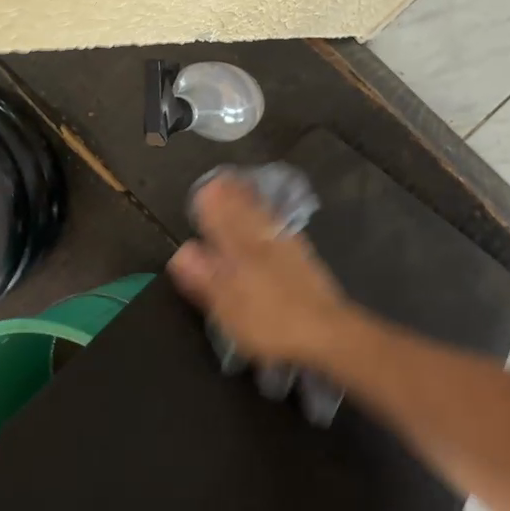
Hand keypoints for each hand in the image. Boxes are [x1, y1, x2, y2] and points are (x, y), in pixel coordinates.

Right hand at [166, 176, 363, 366]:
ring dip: (252, 201)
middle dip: (232, 197)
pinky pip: (282, 228)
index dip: (212, 206)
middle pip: (244, 214)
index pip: (222, 222)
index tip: (205, 188)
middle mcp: (262, 244)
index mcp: (240, 253)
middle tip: (222, 178)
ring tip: (243, 186)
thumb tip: (182, 252)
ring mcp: (287, 248)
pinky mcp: (305, 259)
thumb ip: (205, 278)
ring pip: (264, 218)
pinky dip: (272, 217)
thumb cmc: (270, 323)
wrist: (327, 332)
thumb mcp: (228, 308)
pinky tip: (274, 218)